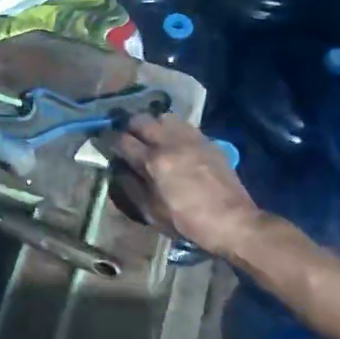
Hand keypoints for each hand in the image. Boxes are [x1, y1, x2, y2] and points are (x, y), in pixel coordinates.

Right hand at [101, 114, 268, 257]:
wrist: (233, 221)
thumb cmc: (188, 222)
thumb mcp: (152, 212)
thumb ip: (132, 187)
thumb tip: (119, 170)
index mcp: (153, 162)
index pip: (123, 141)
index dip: (111, 141)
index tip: (106, 143)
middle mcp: (170, 143)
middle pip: (141, 120)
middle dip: (129, 126)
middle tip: (127, 137)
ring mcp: (191, 139)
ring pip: (164, 117)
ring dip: (153, 124)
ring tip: (151, 137)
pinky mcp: (207, 141)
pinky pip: (184, 125)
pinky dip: (173, 129)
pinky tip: (174, 142)